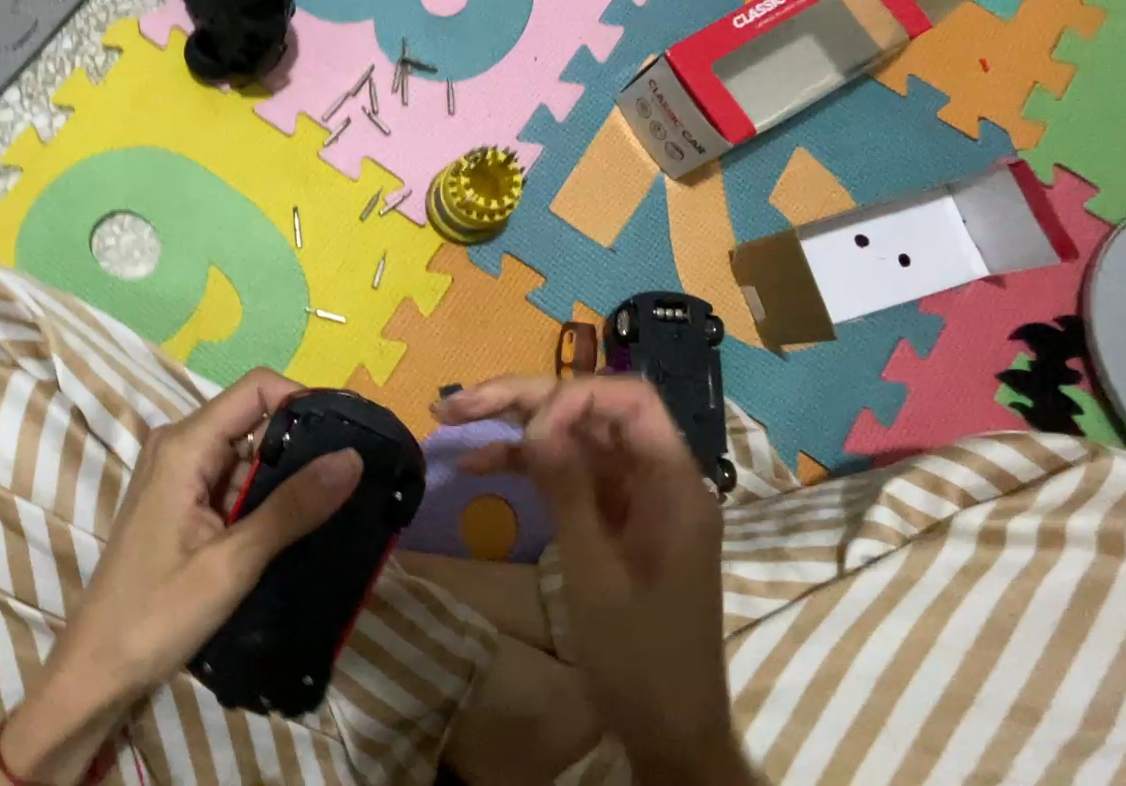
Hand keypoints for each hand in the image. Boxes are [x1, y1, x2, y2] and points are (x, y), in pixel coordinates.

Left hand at [0, 369, 362, 784]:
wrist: (98, 667)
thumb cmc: (157, 613)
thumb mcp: (232, 562)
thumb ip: (291, 507)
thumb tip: (351, 458)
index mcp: (185, 445)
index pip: (256, 389)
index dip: (304, 401)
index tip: (347, 435)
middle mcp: (180, 445)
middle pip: (255, 417)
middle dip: (303, 443)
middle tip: (352, 479)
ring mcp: (180, 473)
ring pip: (249, 452)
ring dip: (287, 476)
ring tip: (335, 505)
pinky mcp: (184, 499)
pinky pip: (234, 480)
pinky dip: (265, 497)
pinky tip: (298, 523)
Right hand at [437, 375, 753, 783]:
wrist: (668, 728)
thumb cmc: (639, 655)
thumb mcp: (596, 570)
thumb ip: (569, 488)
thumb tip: (536, 420)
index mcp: (673, 484)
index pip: (629, 401)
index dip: (572, 397)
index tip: (524, 429)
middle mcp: (654, 477)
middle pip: (591, 411)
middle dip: (526, 400)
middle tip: (458, 404)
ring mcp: (631, 497)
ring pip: (572, 437)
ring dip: (515, 426)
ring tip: (452, 418)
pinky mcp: (610, 517)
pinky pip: (568, 474)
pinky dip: (526, 466)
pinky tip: (479, 465)